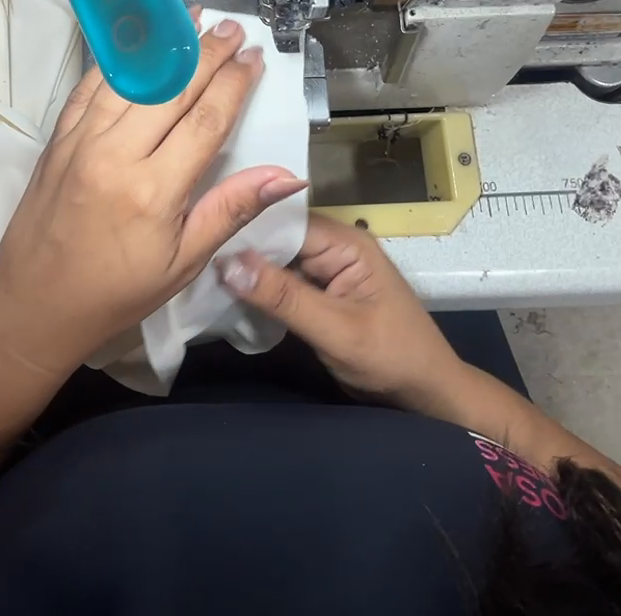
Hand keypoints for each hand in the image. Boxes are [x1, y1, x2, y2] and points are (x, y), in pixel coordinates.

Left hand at [0, 17, 308, 374]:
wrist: (33, 306)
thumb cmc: (115, 293)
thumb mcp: (184, 263)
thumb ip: (232, 210)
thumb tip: (287, 176)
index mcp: (153, 191)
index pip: (205, 120)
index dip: (234, 84)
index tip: (254, 57)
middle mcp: (115, 155)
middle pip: (170, 89)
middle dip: (206, 54)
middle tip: (231, 27)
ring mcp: (79, 142)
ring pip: (130, 79)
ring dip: (163, 47)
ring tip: (191, 20)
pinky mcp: (56, 140)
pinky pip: (89, 89)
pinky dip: (117, 63)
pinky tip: (138, 47)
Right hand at [219, 215, 465, 411]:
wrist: (428, 397)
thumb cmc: (393, 360)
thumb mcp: (337, 331)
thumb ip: (284, 297)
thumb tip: (226, 262)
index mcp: (346, 242)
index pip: (283, 222)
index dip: (242, 229)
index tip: (197, 238)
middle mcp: (334, 246)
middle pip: (276, 236)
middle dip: (239, 248)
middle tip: (192, 257)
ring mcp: (327, 268)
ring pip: (275, 258)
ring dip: (245, 269)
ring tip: (198, 272)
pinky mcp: (319, 290)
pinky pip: (281, 279)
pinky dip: (258, 288)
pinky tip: (226, 293)